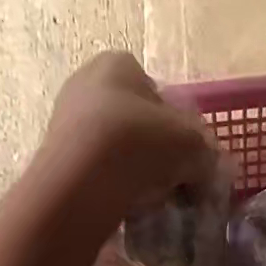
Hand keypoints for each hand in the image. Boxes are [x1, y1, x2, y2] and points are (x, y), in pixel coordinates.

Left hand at [41, 52, 219, 220]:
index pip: (158, 93)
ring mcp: (66, 118)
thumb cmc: (142, 144)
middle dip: (154, 148)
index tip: (187, 156)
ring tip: (150, 195)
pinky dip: (113, 182)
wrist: (84, 181)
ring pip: (115, 146)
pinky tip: (125, 201)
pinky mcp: (56, 155)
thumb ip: (206, 151)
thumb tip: (210, 164)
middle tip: (172, 179)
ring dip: (134, 168)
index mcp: (119, 63)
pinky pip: (96, 168)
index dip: (178, 126)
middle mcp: (86, 81)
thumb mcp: (192, 145)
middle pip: (135, 120)